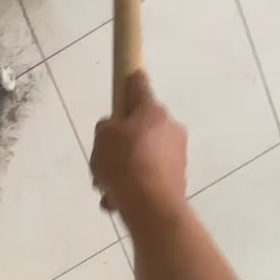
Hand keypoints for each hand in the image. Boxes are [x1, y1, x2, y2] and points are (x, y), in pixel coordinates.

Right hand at [89, 70, 188, 222]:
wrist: (150, 203)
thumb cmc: (124, 164)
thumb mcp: (102, 139)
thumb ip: (105, 128)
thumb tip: (113, 128)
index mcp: (152, 111)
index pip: (139, 88)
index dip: (130, 82)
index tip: (129, 75)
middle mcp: (169, 128)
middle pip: (139, 129)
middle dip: (120, 145)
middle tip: (103, 163)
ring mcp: (176, 154)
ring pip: (141, 157)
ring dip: (124, 171)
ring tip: (108, 189)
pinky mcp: (177, 178)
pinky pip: (146, 179)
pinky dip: (132, 188)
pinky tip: (117, 201)